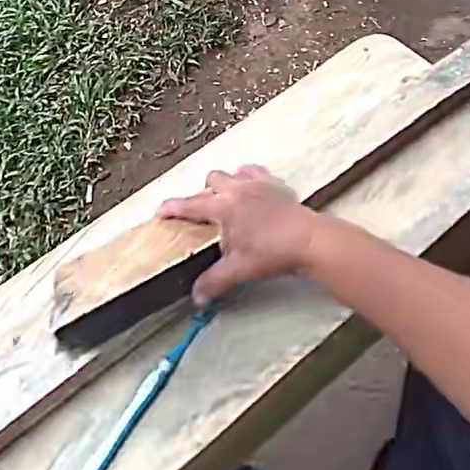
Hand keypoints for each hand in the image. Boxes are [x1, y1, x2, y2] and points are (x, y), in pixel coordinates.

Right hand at [159, 166, 318, 306]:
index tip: (161, 210)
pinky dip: (252, 178)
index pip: (191, 205)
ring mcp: (261, 183)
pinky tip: (254, 192)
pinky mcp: (278, 185)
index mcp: (224, 206)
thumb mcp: (237, 270)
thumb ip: (212, 282)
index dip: (173, 208)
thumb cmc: (271, 252)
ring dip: (228, 182)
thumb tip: (197, 297)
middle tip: (203, 212)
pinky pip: (259, 173)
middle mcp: (240, 188)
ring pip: (236, 171)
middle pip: (213, 179)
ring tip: (227, 199)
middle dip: (204, 192)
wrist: (308, 239)